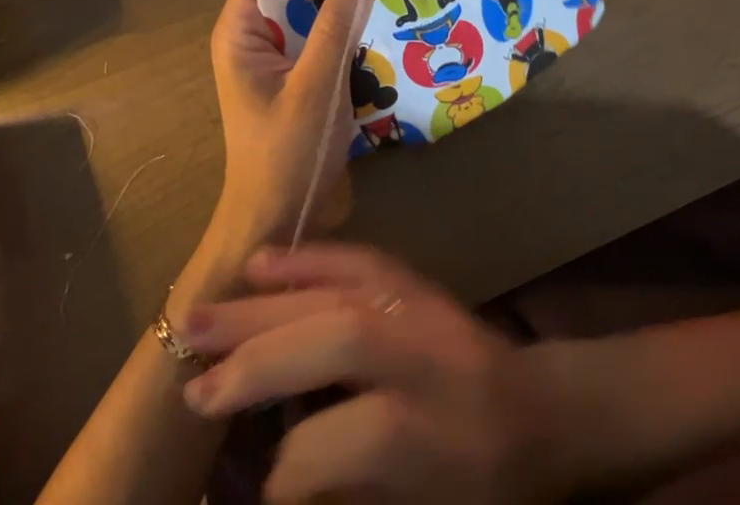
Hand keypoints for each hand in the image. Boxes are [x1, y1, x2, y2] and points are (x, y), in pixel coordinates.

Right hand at [179, 245, 564, 503]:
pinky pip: (356, 259)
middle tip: (194, 390)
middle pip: (337, 342)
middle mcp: (433, 360)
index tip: (258, 487)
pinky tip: (256, 264)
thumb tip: (264, 482)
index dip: (287, 471)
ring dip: (257, 308)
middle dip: (257, 364)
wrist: (545, 414)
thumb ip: (347, 489)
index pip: (342, 444)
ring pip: (334, 294)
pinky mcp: (415, 282)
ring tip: (193, 321)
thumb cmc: (485, 480)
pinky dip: (303, 258)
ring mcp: (424, 310)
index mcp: (440, 434)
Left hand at [209, 0, 376, 246]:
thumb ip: (337, 24)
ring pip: (306, 9)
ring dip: (342, 7)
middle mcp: (250, 34)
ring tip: (383, 10)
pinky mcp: (291, 76)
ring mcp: (270, 57)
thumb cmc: (287, 155)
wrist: (274, 220)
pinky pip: (316, 38)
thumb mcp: (316, 85)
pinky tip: (373, 43)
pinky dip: (342, 34)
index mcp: (238, 30)